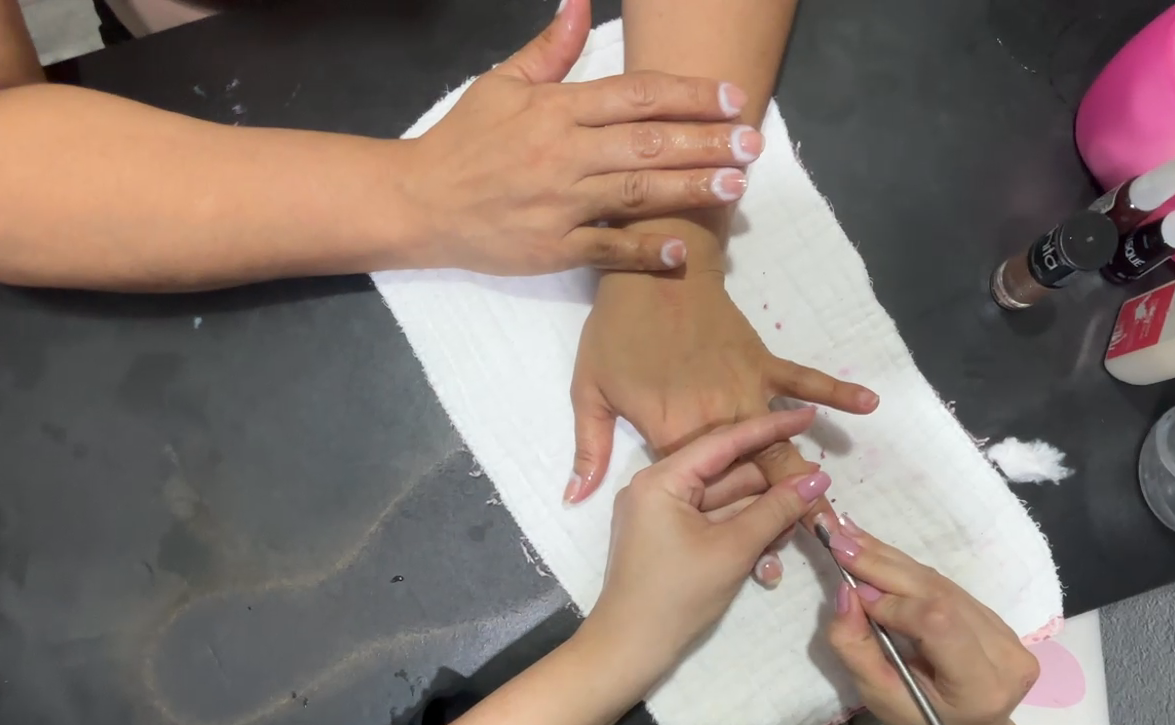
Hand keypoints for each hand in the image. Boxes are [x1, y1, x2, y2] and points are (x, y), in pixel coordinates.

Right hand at [396, 0, 760, 273]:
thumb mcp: (502, 85)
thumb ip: (550, 51)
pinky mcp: (552, 248)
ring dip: (689, 188)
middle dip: (705, 142)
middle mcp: (564, 153)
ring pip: (636, 193)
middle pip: (648, 143)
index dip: (687, 96)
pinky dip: (643, 251)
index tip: (730, 99)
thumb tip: (581, 5)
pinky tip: (680, 248)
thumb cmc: (463, 143)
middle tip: (752, 144)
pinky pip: (606, 250)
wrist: (422, 202)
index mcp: (557, 109)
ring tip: (736, 185)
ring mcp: (560, 204)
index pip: (635, 96)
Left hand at [566, 252, 877, 536]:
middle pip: (753, 478)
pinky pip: (798, 379)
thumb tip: (573, 496)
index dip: (741, 531)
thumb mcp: (589, 393)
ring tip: (833, 516)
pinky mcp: (758, 364)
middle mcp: (715, 417)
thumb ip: (589, 450)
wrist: (649, 266)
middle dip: (786, 518)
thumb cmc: (614, 333)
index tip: (770, 564)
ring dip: (802, 480)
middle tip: (815, 550)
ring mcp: (741, 390)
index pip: (708, 494)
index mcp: (674, 433)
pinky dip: (831, 390)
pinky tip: (866, 404)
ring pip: (777, 446)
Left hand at [579, 409, 830, 680]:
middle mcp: (658, 487)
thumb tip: (817, 477)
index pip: (725, 441)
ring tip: (797, 532)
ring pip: (724, 502)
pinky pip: (712, 523)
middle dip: (771, 487)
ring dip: (761, 518)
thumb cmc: (677, 595)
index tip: (808, 413)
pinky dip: (741, 534)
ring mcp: (662, 514)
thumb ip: (777, 509)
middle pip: (727, 473)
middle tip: (816, 489)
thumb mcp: (733, 549)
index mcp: (661, 478)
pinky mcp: (668, 538)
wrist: (629, 648)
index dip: (770, 427)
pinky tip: (770, 556)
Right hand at [820, 515, 1039, 724]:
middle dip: (883, 565)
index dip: (892, 602)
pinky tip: (874, 550)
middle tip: (838, 539)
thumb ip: (857, 649)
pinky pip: (947, 586)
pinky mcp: (999, 620)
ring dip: (891, 559)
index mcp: (982, 687)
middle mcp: (1006, 654)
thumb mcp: (879, 700)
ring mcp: (1009, 634)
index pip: (937, 623)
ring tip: (848, 536)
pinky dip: (906, 569)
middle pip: (940, 593)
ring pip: (942, 584)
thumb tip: (844, 593)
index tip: (851, 592)